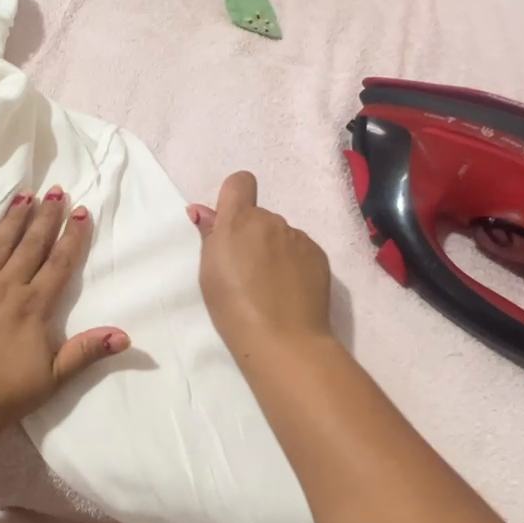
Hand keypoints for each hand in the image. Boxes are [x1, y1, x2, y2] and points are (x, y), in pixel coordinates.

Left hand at [0, 187, 128, 432]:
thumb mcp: (52, 379)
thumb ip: (86, 352)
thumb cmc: (2, 396)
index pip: (60, 264)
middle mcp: (7, 288)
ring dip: (13, 218)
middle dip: (46, 217)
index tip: (81, 211)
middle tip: (56, 190)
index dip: (72, 237)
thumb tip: (125, 336)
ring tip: (25, 195)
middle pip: (31, 245)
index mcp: (35, 307)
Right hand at [189, 171, 333, 358]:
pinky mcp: (319, 256)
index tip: (230, 226)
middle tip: (245, 272)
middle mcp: (272, 221)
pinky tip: (289, 292)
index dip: (234, 198)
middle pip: (259, 217)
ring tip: (269, 287)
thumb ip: (209, 235)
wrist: (283, 339)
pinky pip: (301, 252)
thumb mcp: (208, 272)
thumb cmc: (233, 307)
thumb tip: (204, 211)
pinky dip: (293, 265)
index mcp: (239, 221)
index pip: (240, 183)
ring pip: (281, 236)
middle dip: (252, 236)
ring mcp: (299, 238)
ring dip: (274, 251)